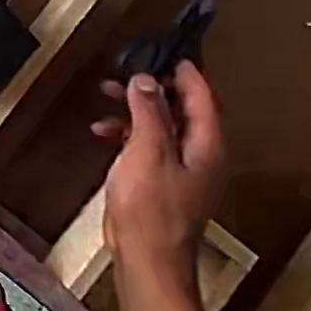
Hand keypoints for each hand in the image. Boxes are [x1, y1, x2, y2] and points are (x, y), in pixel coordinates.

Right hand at [91, 61, 225, 301]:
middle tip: (128, 71)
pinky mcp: (162, 182)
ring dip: (136, 108)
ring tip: (108, 94)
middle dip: (153, 88)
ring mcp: (181, 170)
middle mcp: (200, 155)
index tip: (168, 52)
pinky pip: (148, 145)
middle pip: (181, 109)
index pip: (202, 97)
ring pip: (162, 125)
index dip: (186, 72)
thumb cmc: (150, 208)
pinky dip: (128, 133)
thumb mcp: (147, 150)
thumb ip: (148, 111)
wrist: (147, 258)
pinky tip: (104, 131)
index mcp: (206, 145)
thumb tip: (144, 80)